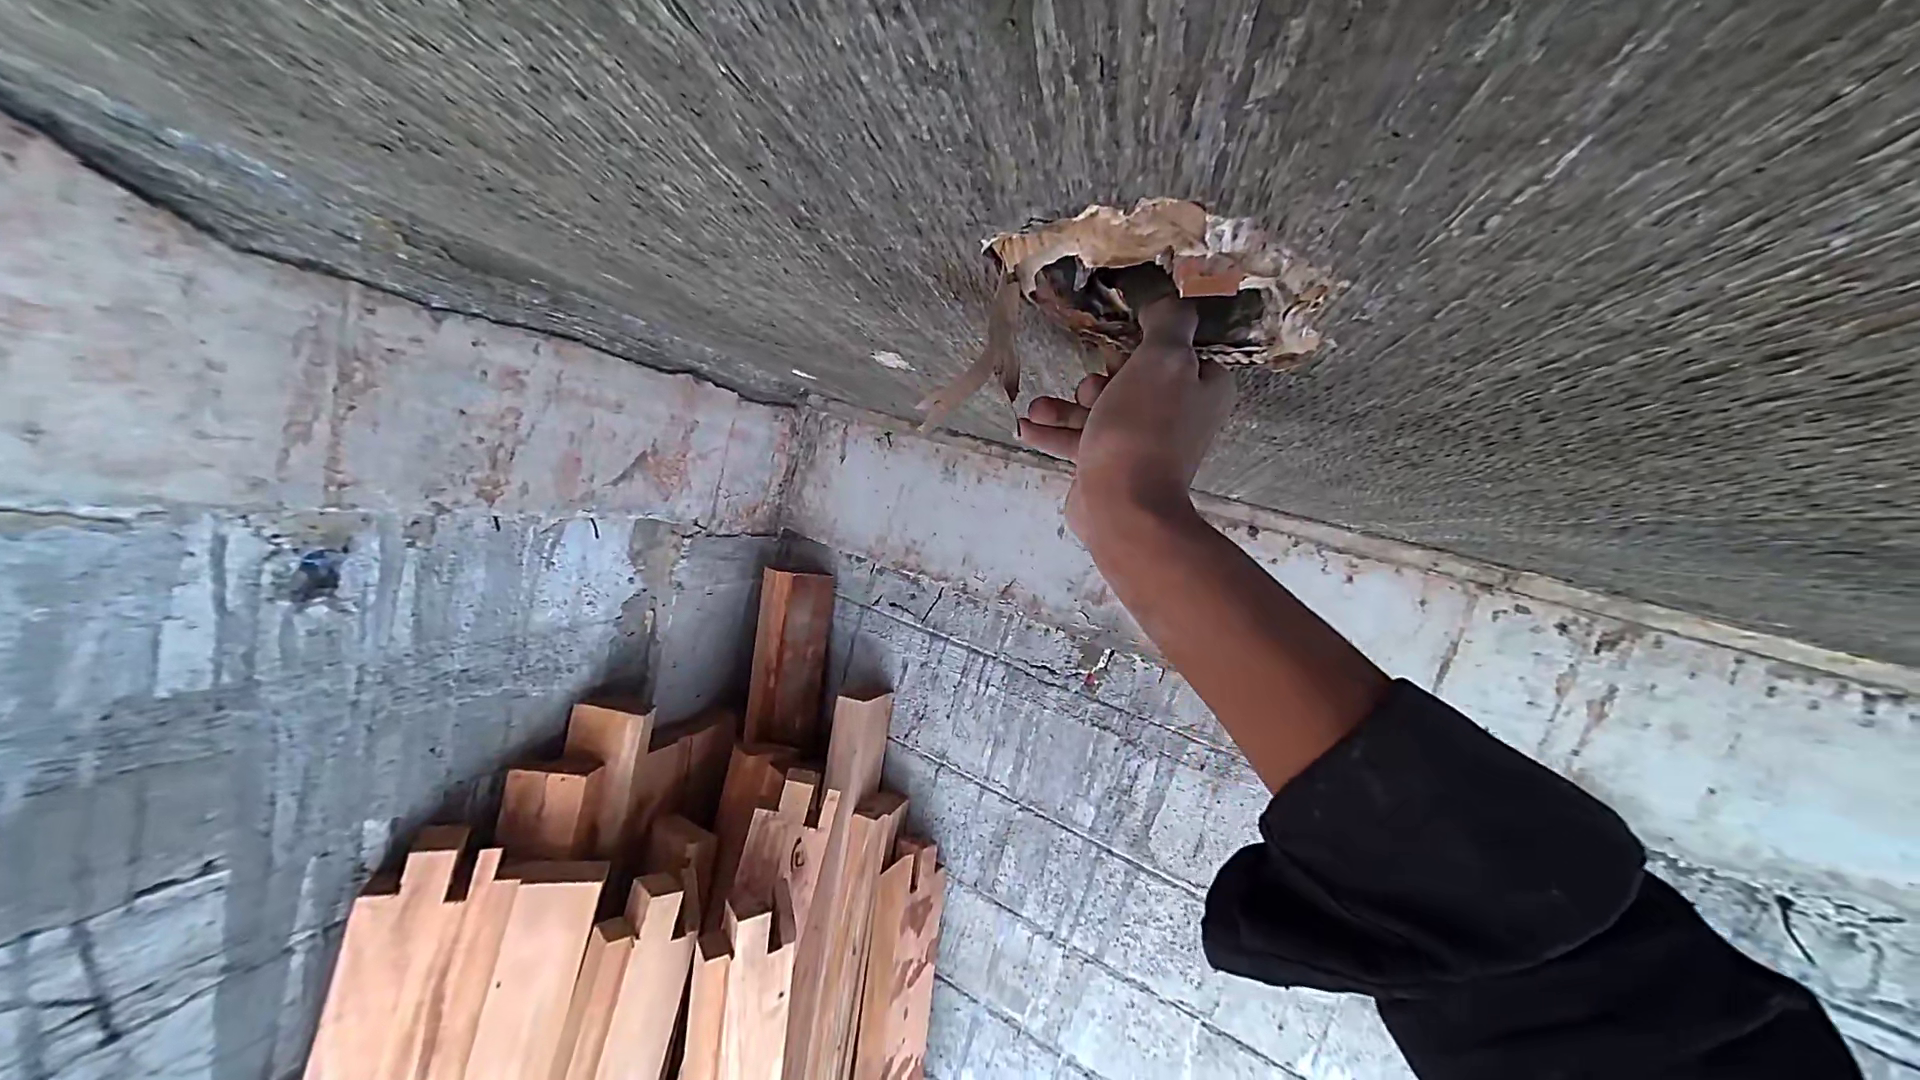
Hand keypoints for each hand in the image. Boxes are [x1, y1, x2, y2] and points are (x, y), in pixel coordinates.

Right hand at [1017, 299, 1234, 537]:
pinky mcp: (1109, 465)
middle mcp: (1176, 415)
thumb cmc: (1144, 428)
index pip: (1177, 351)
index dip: (1143, 344)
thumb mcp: (1163, 359)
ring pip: (1099, 410)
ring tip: (1038, 407)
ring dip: (1064, 406)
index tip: (1117, 343)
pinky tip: (1027, 427)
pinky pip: (1079, 440)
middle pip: (1130, 380)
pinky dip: (1054, 432)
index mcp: (1201, 388)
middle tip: (1086, 388)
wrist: (1122, 506)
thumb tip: (1167, 300)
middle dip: (1097, 380)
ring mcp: (1140, 443)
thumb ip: (1168, 321)